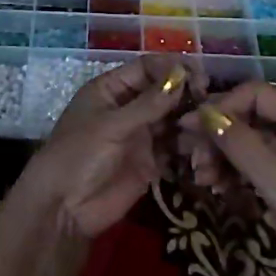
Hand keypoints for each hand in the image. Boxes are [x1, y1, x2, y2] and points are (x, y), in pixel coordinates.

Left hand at [20, 55, 202, 238]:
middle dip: (187, 96)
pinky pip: (176, 148)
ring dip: (191, 123)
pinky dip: (190, 147)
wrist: (65, 206)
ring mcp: (140, 135)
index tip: (199, 77)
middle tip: (211, 105)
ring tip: (207, 130)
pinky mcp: (151, 161)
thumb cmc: (78, 155)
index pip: (146, 68)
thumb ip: (147, 104)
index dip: (172, 69)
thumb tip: (181, 77)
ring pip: (174, 120)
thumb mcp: (111, 125)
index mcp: (110, 90)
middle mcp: (127, 108)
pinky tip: (203, 151)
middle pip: (164, 93)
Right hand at [180, 81, 275, 275]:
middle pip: (248, 113)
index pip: (258, 95)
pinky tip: (214, 186)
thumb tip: (205, 116)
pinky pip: (249, 155)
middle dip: (217, 134)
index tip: (193, 131)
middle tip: (192, 157)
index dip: (223, 108)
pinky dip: (229, 168)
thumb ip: (246, 150)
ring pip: (244, 134)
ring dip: (219, 153)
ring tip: (202, 179)